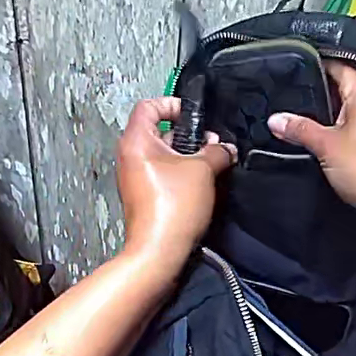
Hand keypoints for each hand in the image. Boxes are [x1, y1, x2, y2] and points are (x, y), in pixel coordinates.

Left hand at [116, 94, 235, 271]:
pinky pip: (163, 174)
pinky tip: (201, 184)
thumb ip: (217, 151)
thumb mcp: (204, 169)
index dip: (173, 104)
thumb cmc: (172, 209)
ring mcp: (136, 178)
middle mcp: (131, 157)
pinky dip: (181, 174)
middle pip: (159, 130)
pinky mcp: (144, 196)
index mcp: (136, 142)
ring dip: (188, 156)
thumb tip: (225, 148)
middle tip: (209, 143)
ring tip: (210, 165)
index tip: (194, 115)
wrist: (159, 251)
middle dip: (188, 134)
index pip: (149, 106)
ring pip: (164, 154)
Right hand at [268, 61, 355, 223]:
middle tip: (283, 98)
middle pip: (337, 86)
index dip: (310, 67)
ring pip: (341, 107)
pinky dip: (330, 129)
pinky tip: (313, 138)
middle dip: (311, 93)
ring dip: (320, 113)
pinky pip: (347, 125)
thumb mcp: (325, 146)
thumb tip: (276, 119)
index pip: (335, 65)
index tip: (287, 72)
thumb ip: (298, 129)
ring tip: (293, 118)